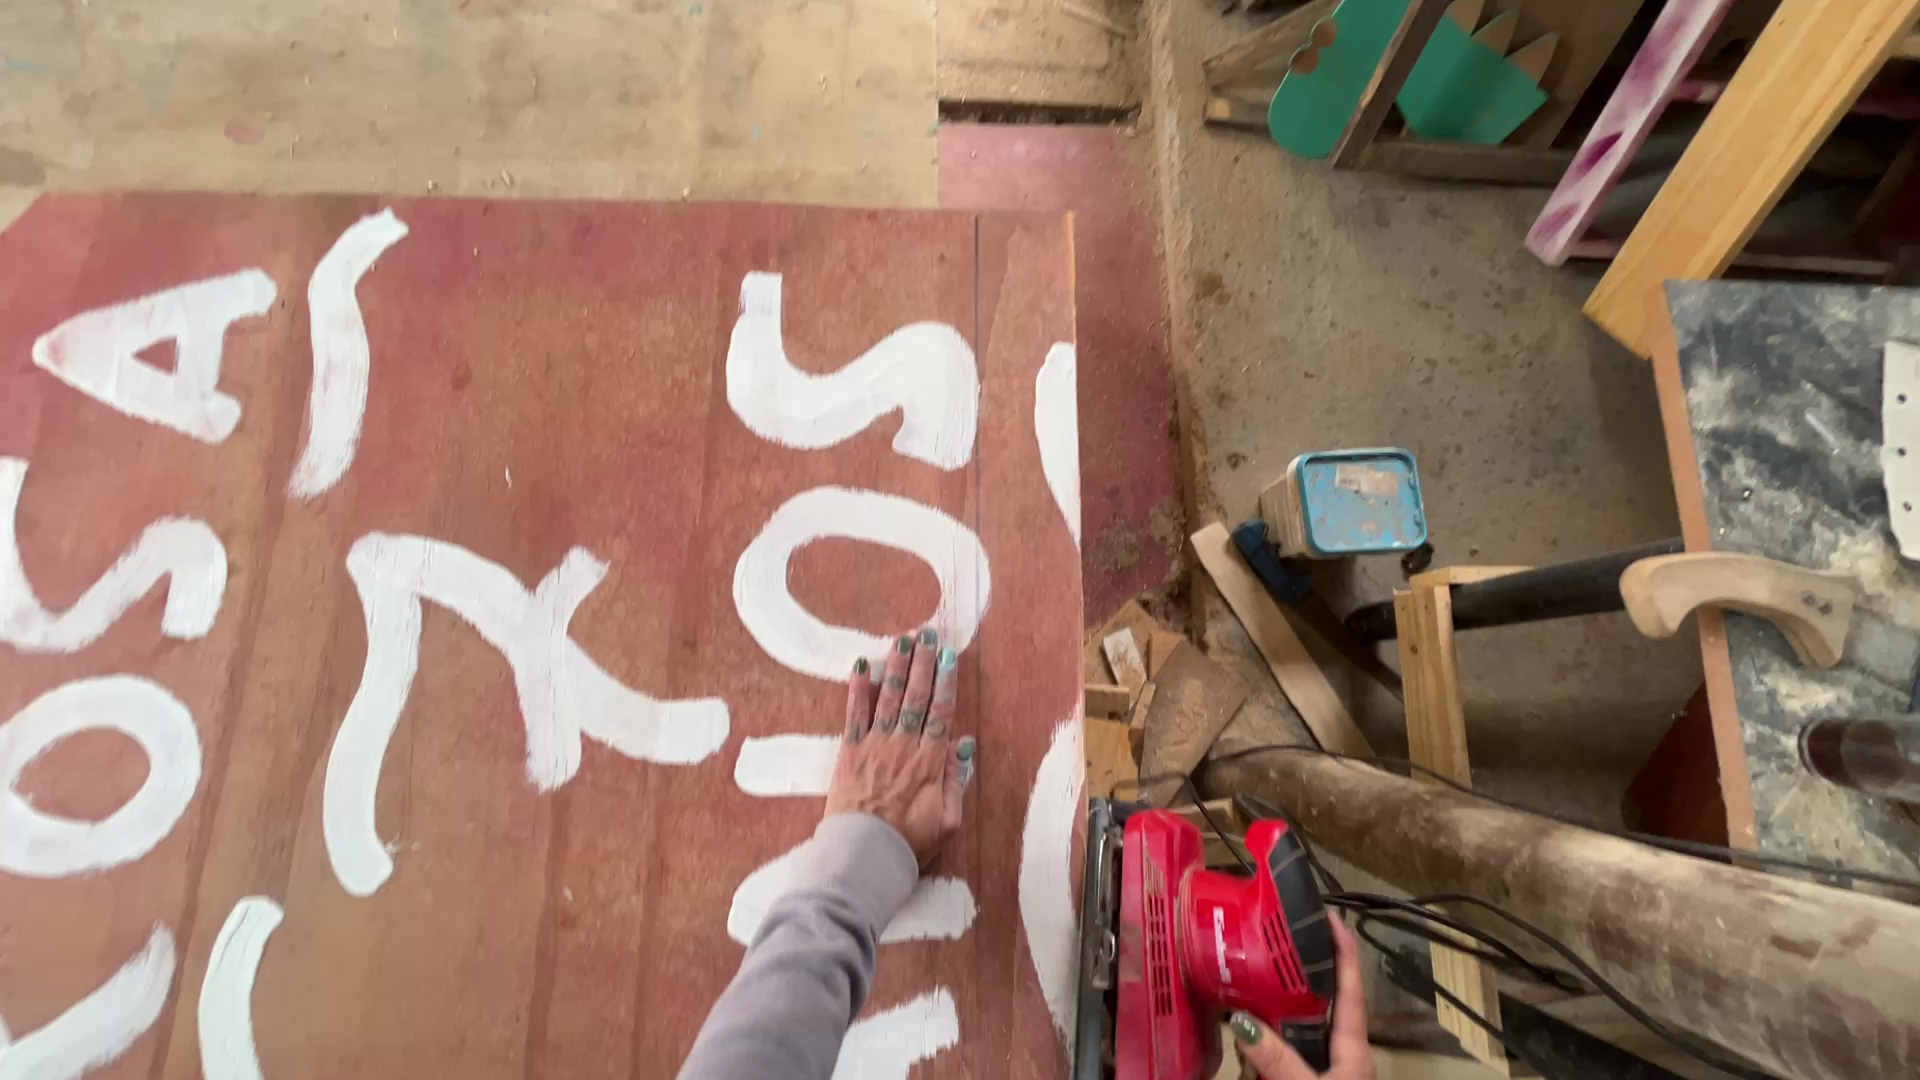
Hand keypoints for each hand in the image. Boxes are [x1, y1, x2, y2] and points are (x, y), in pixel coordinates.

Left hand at [824, 628, 974, 866]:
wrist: (863, 856)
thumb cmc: (910, 842)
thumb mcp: (947, 820)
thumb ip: (957, 781)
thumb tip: (963, 743)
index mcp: (930, 761)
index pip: (941, 711)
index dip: (945, 681)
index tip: (949, 655)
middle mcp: (904, 744)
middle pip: (916, 696)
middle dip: (923, 662)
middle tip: (927, 633)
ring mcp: (875, 744)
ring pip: (889, 697)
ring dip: (897, 666)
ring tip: (903, 640)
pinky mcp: (850, 750)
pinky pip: (854, 714)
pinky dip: (858, 689)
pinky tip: (861, 666)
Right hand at [1230, 919, 1374, 1079]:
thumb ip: (1279, 1060)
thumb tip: (1240, 1019)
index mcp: (1353, 1048)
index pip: (1350, 987)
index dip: (1342, 948)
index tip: (1327, 913)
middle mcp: (1340, 1051)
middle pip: (1316, 999)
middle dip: (1289, 972)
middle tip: (1263, 940)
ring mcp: (1324, 1066)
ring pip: (1294, 1024)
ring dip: (1269, 1009)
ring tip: (1241, 986)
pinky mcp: (1306, 1077)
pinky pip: (1282, 1047)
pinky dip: (1263, 1037)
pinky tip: (1243, 1035)